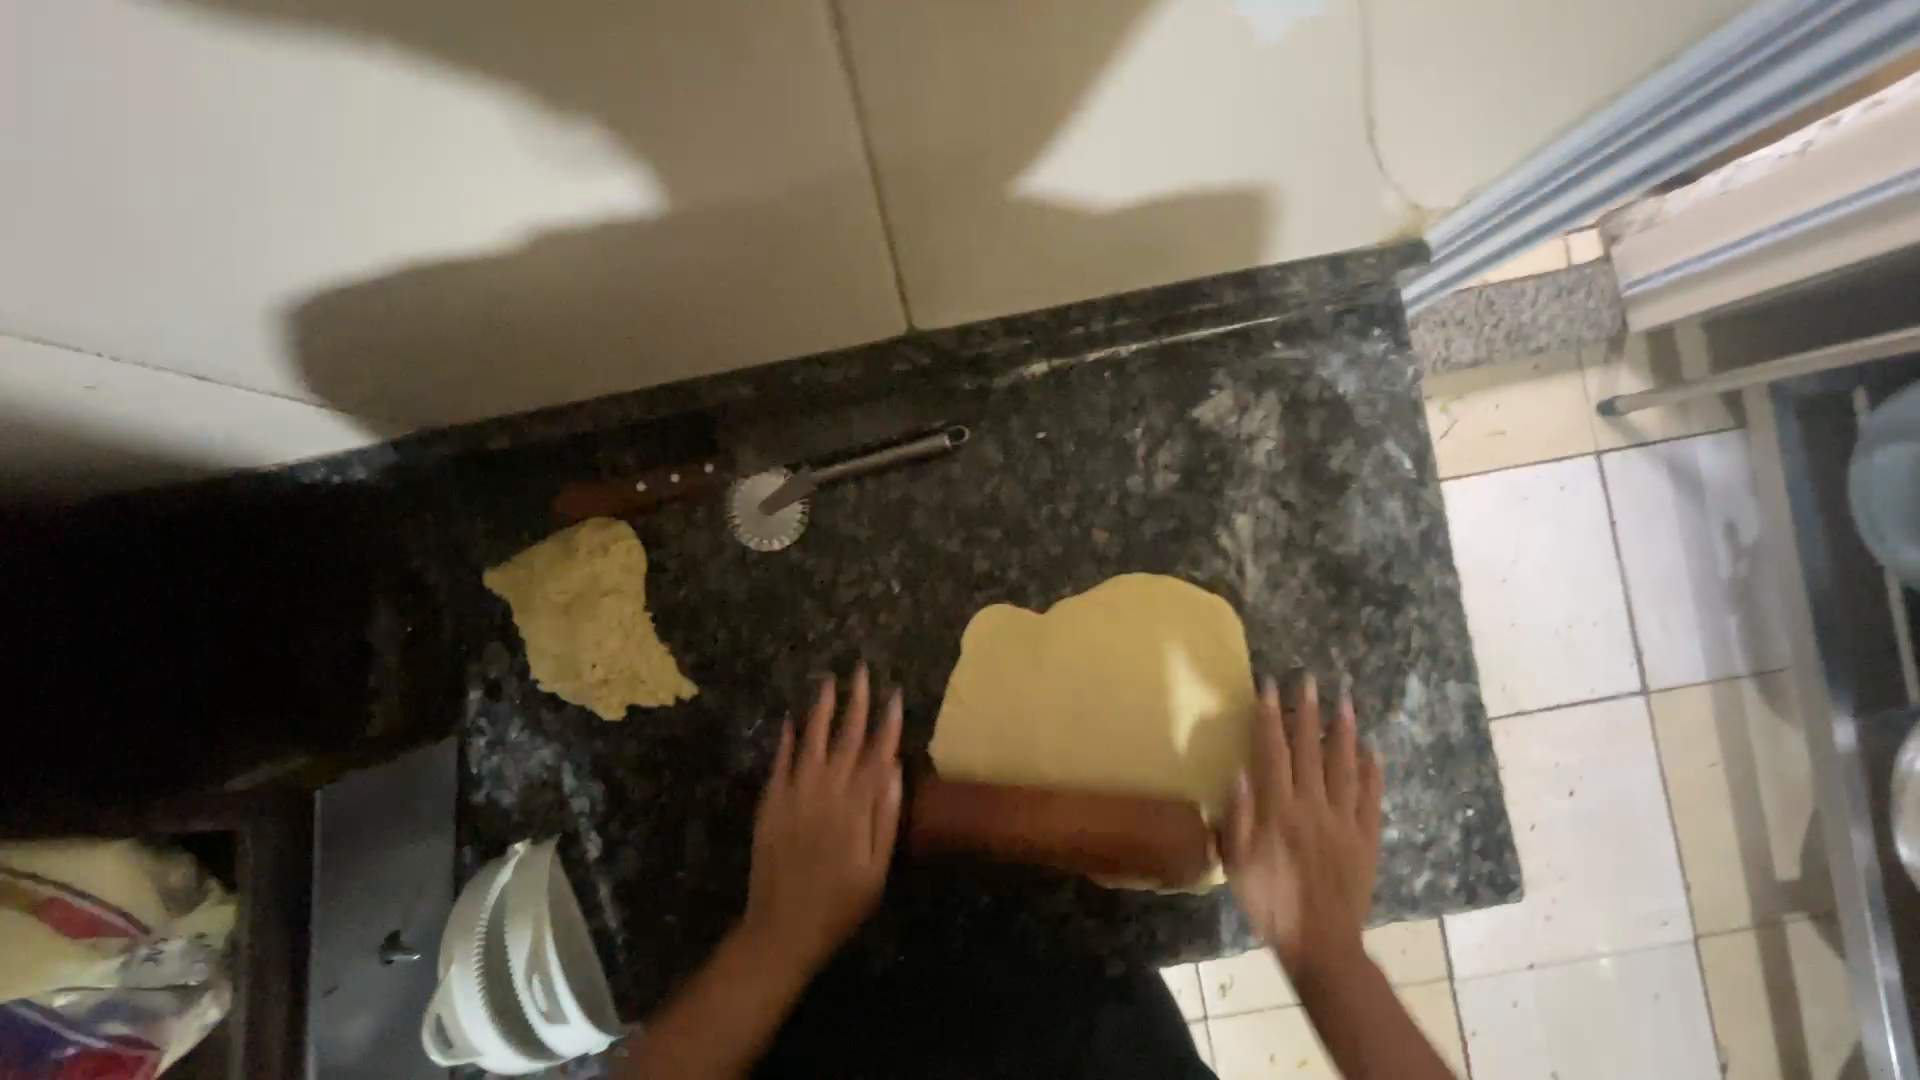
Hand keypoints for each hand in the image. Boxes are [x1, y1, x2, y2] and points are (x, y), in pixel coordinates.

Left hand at [742, 664, 902, 972]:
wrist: (782, 929)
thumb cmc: (840, 905)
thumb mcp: (876, 869)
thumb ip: (886, 817)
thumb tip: (894, 768)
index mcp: (856, 808)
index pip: (877, 753)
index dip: (888, 723)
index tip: (895, 694)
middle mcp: (826, 792)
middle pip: (845, 738)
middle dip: (856, 702)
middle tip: (863, 670)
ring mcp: (795, 794)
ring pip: (811, 741)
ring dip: (821, 709)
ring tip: (829, 681)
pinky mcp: (771, 803)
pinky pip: (780, 762)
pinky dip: (787, 739)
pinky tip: (791, 719)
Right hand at [1221, 673, 1383, 980]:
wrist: (1321, 944)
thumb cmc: (1269, 902)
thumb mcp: (1236, 863)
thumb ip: (1237, 817)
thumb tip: (1240, 771)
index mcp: (1277, 810)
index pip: (1272, 752)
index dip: (1269, 717)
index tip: (1269, 686)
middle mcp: (1312, 806)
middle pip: (1310, 750)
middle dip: (1307, 712)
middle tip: (1308, 680)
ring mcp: (1344, 821)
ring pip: (1345, 766)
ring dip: (1343, 731)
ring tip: (1344, 701)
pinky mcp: (1367, 838)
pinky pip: (1372, 797)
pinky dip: (1373, 771)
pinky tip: (1372, 749)